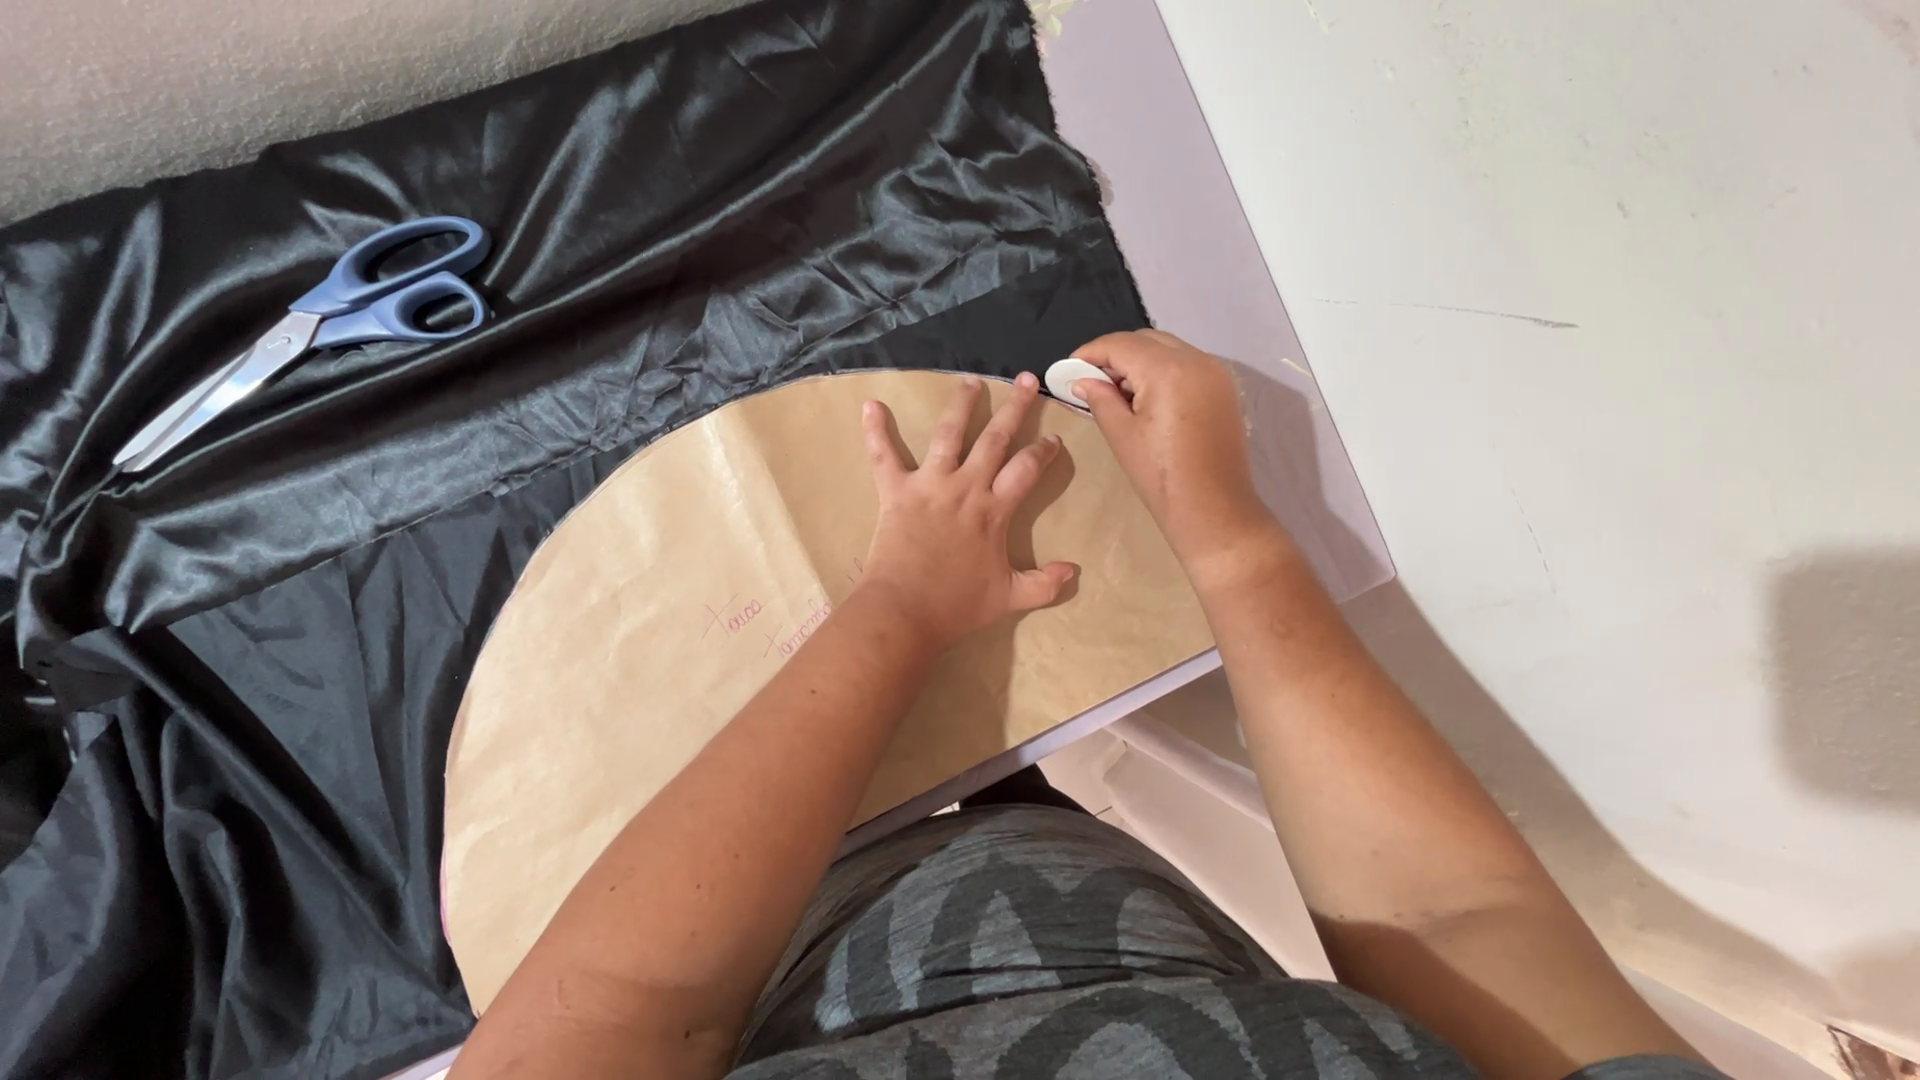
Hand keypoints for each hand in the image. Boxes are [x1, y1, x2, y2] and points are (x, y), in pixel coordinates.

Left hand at [856, 373, 1076, 651]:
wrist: (906, 611)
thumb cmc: (957, 607)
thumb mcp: (1010, 598)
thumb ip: (1045, 584)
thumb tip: (1074, 571)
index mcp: (994, 510)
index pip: (1027, 470)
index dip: (1043, 452)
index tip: (1053, 439)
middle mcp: (966, 487)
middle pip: (995, 438)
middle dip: (1014, 408)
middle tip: (1026, 380)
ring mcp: (930, 485)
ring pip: (948, 434)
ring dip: (961, 405)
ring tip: (971, 381)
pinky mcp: (896, 491)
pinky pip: (883, 456)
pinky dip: (875, 430)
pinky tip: (871, 405)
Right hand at [1069, 330, 1285, 577]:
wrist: (1214, 509)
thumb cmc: (1160, 476)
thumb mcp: (1122, 435)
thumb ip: (1101, 399)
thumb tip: (1083, 381)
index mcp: (1168, 370)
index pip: (1120, 345)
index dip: (1090, 352)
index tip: (1068, 368)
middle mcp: (1196, 360)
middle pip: (1146, 339)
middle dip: (1115, 354)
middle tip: (1090, 381)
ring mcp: (1215, 372)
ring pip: (1168, 348)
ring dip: (1139, 360)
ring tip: (1117, 392)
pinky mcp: (1224, 388)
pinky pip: (1186, 363)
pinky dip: (1162, 369)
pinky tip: (1146, 397)